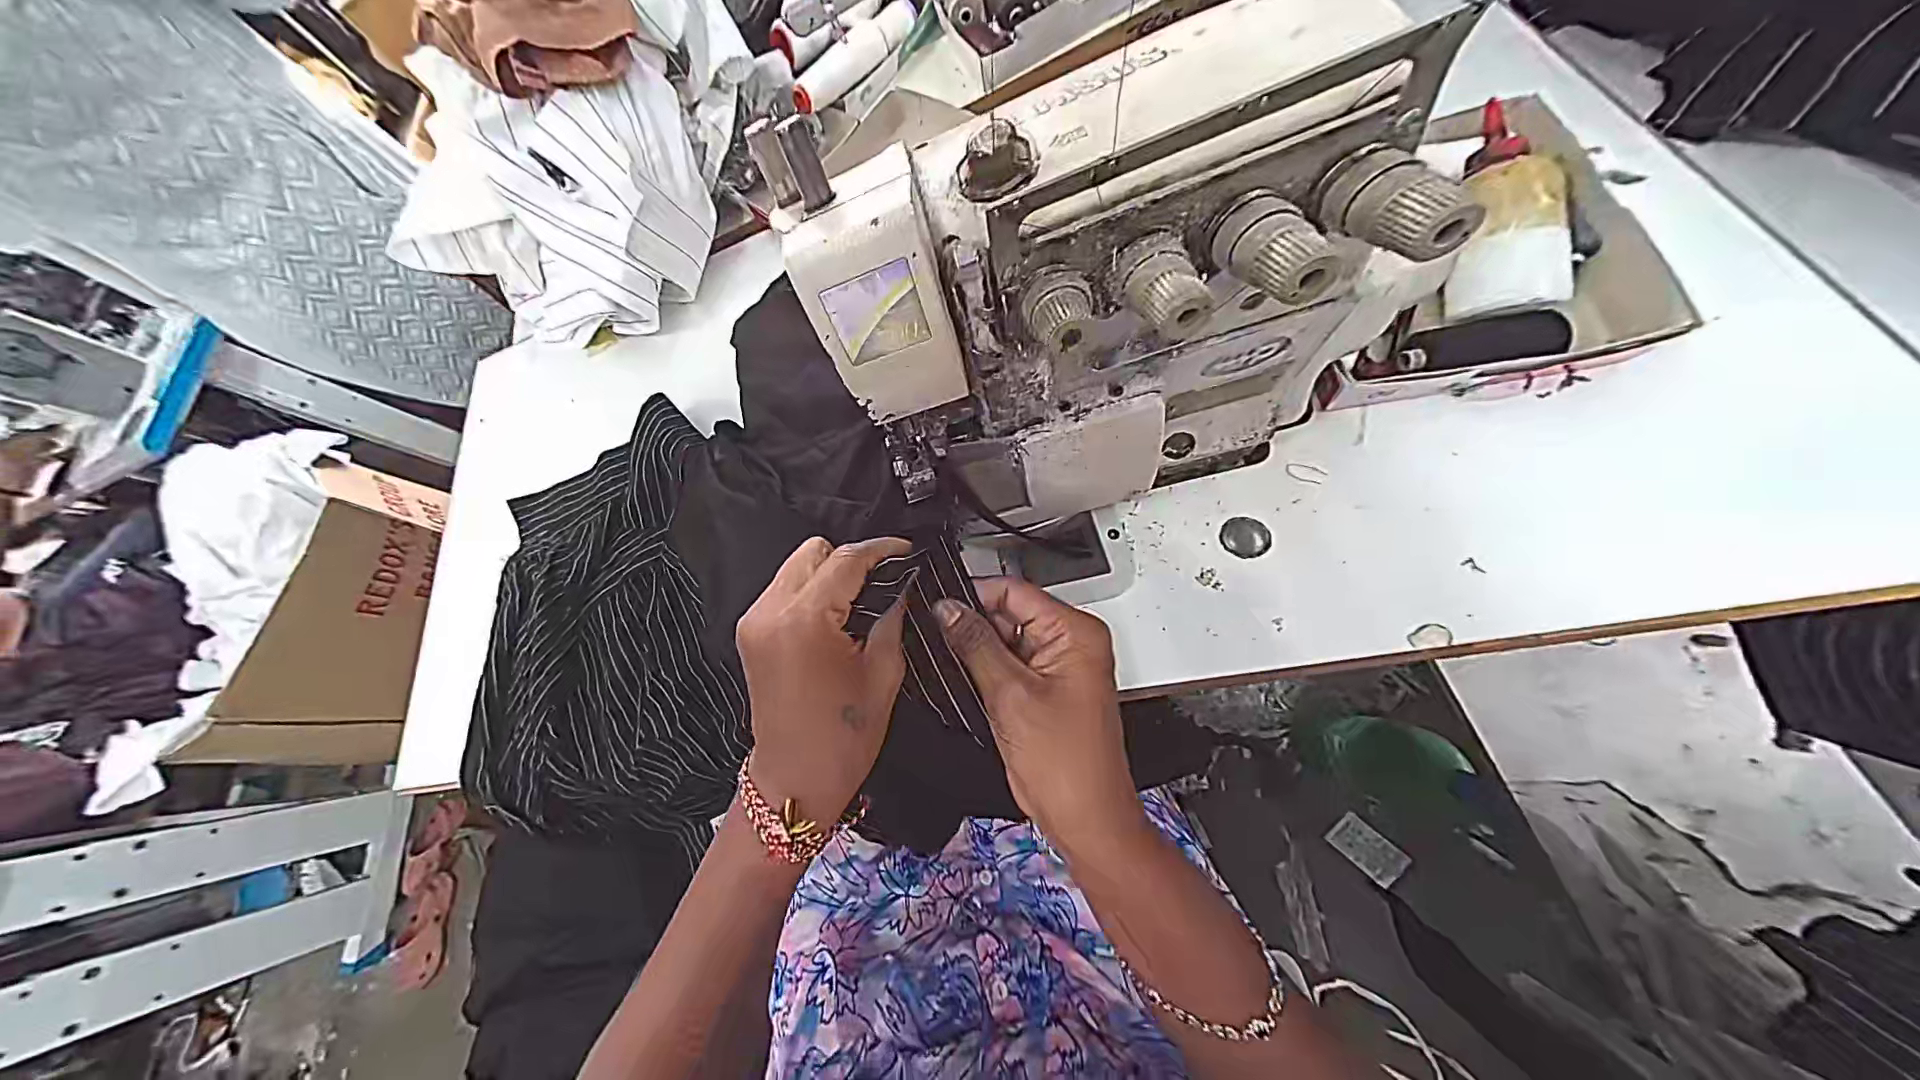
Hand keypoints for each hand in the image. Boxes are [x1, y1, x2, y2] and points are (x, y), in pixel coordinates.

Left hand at [736, 536, 910, 822]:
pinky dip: (811, 592)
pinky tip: (835, 618)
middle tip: (882, 582)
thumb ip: (891, 615)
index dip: (881, 550)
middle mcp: (770, 613)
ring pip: (797, 565)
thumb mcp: (884, 673)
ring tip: (859, 603)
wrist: (795, 781)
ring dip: (830, 575)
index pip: (846, 559)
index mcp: (804, 622)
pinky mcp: (750, 632)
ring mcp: (754, 622)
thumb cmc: (841, 740)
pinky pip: (785, 589)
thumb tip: (898, 584)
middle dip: (851, 561)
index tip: (904, 551)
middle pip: (815, 551)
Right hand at [935, 579, 1140, 844]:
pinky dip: (987, 673)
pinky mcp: (1043, 688)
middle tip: (945, 645)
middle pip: (1008, 613)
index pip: (1015, 591)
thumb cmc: (1067, 765)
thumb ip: (974, 644)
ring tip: (965, 676)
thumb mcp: (1011, 694)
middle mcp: (1071, 643)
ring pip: (1003, 640)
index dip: (974, 596)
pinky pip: (1008, 665)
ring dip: (978, 654)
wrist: (1083, 817)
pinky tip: (975, 689)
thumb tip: (948, 609)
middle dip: (974, 627)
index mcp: (1076, 632)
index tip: (940, 609)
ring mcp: (1057, 666)